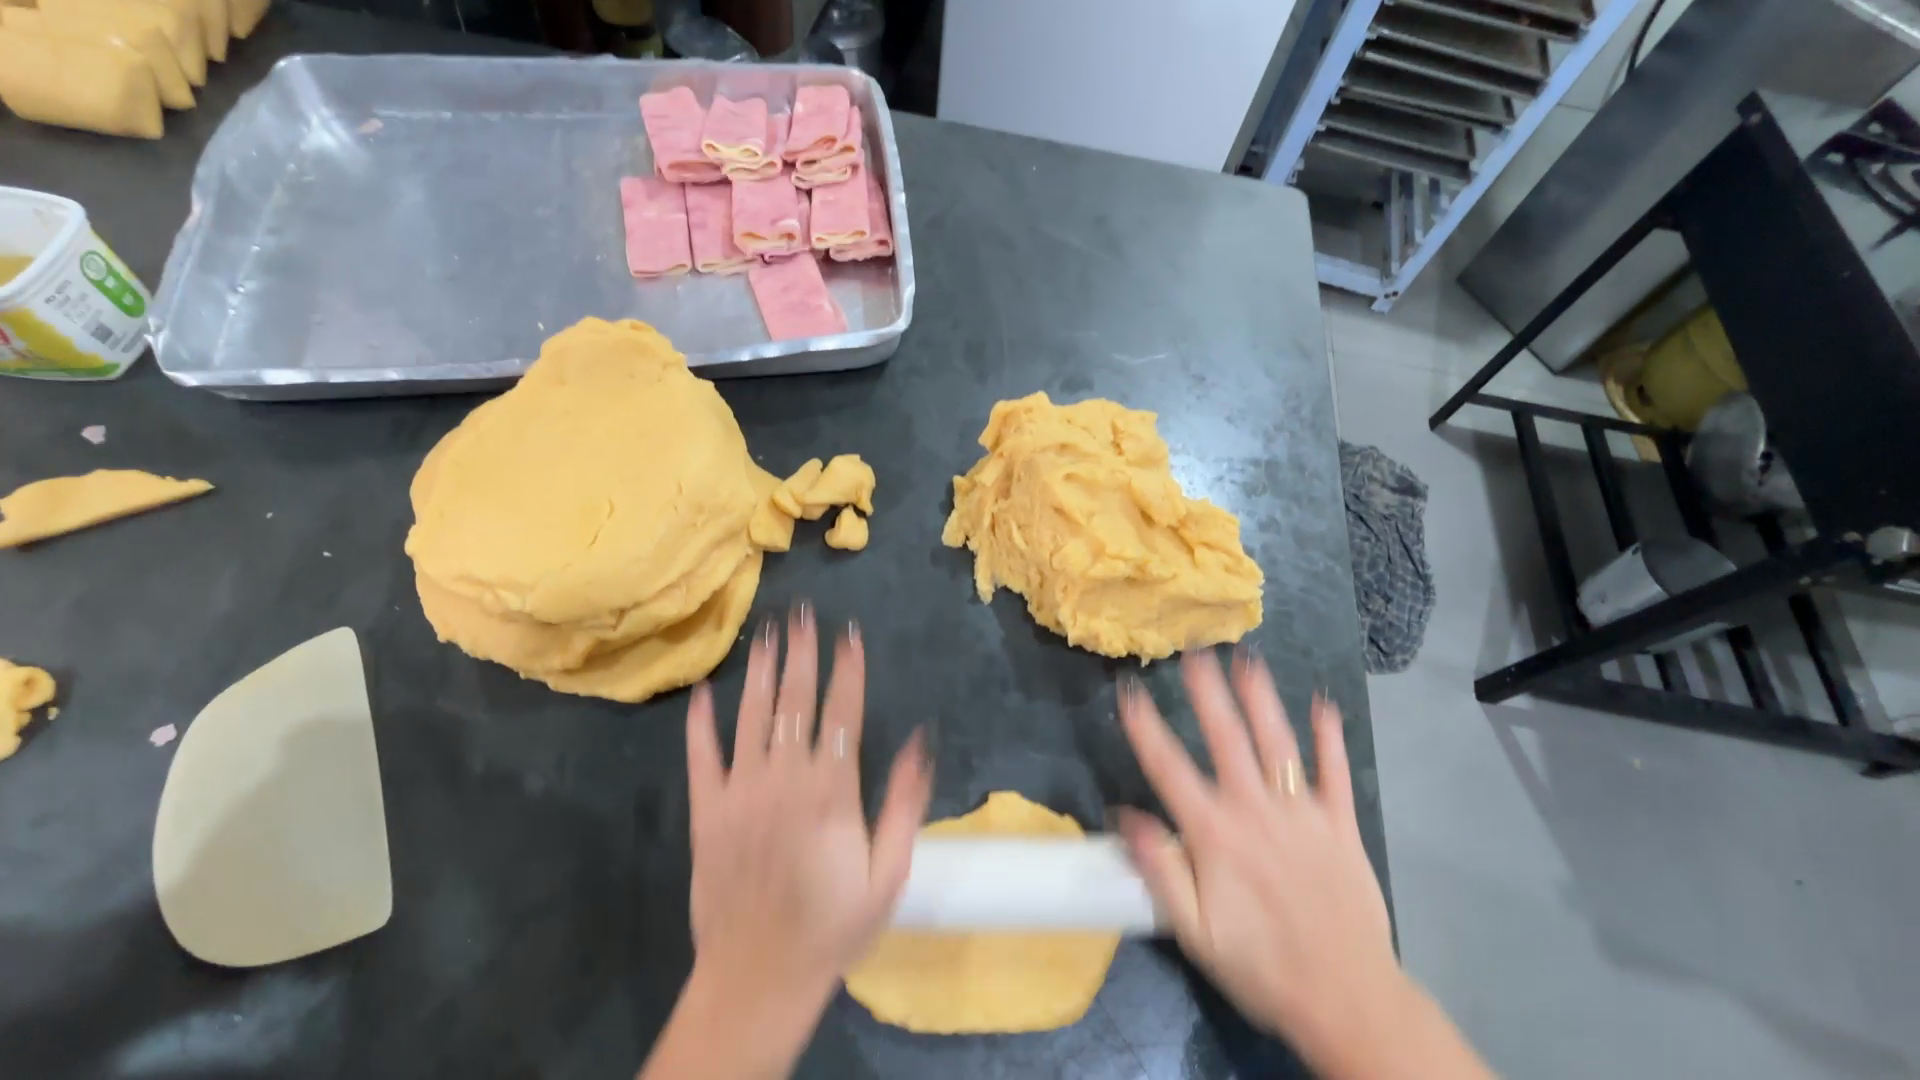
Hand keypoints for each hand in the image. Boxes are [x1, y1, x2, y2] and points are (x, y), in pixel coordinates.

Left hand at [684, 603, 932, 1004]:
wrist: (760, 975)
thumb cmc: (834, 926)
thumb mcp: (887, 873)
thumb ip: (903, 804)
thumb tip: (920, 741)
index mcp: (831, 791)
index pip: (842, 714)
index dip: (847, 670)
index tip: (849, 632)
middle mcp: (783, 779)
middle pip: (794, 702)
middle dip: (801, 654)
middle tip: (801, 613)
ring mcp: (740, 792)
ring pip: (750, 717)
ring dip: (758, 672)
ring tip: (764, 633)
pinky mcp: (706, 812)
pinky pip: (701, 757)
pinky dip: (700, 724)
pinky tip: (702, 693)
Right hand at [1116, 649, 1401, 1058]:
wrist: (1346, 997)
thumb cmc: (1260, 964)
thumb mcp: (1193, 931)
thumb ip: (1159, 870)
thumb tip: (1126, 816)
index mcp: (1215, 835)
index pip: (1170, 769)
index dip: (1146, 728)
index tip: (1130, 692)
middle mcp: (1256, 811)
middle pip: (1228, 739)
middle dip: (1208, 693)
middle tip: (1195, 652)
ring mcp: (1303, 813)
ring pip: (1279, 743)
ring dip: (1262, 699)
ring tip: (1248, 659)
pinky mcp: (1341, 824)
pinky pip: (1335, 772)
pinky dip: (1329, 737)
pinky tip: (1323, 704)